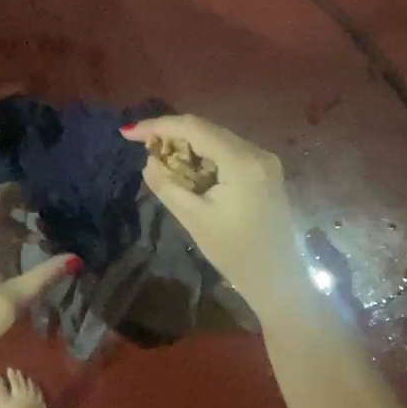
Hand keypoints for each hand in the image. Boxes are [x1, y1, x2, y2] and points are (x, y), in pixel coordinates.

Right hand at [124, 115, 299, 298]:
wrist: (278, 282)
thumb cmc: (236, 253)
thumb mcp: (193, 219)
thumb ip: (166, 184)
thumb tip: (149, 160)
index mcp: (242, 162)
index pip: (193, 128)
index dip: (158, 125)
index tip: (128, 132)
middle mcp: (257, 152)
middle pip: (205, 129)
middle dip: (171, 134)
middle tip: (141, 145)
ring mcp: (263, 160)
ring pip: (215, 137)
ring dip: (185, 144)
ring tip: (159, 156)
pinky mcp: (263, 170)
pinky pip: (225, 150)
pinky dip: (202, 154)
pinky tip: (186, 167)